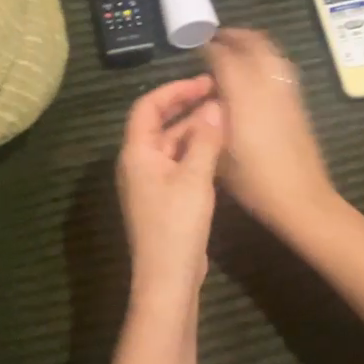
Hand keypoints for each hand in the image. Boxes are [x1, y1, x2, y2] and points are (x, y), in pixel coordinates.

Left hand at [115, 74, 224, 298]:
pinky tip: (221, 149)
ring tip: (226, 118)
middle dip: (189, 108)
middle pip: (161, 125)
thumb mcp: (194, 178)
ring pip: (173, 145)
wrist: (168, 280)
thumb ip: (205, 140)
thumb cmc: (176, 225)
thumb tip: (215, 107)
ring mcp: (151, 183)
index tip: (204, 83)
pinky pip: (180, 164)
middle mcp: (139, 164)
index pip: (148, 107)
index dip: (174, 91)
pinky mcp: (165, 200)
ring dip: (196, 130)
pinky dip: (198, 151)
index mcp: (136, 153)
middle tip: (219, 96)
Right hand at [202, 28, 340, 228]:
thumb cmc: (253, 180)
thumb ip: (211, 119)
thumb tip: (208, 98)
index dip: (209, 49)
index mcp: (243, 94)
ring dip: (253, 44)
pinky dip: (267, 59)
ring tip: (237, 49)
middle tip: (218, 38)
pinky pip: (282, 67)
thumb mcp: (219, 152)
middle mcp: (267, 84)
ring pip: (271, 52)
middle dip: (234, 36)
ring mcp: (287, 91)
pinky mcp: (299, 102)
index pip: (224, 57)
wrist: (301, 198)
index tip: (198, 48)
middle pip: (253, 44)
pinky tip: (257, 73)